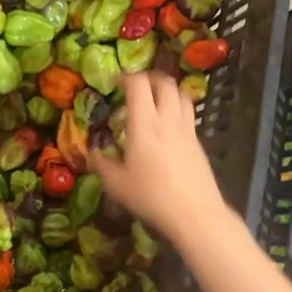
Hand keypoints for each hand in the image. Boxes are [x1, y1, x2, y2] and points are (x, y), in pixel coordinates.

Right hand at [90, 72, 224, 241]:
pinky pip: (188, 114)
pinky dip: (177, 109)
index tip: (116, 82)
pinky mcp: (198, 142)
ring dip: (167, 90)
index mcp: (144, 125)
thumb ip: (102, 165)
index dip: (127, 77)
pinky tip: (167, 126)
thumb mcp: (117, 184)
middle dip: (150, 78)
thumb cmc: (151, 196)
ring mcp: (187, 130)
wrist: (195, 213)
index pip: (139, 85)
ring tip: (155, 100)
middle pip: (165, 83)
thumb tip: (93, 154)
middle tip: (136, 87)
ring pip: (182, 95)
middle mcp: (167, 120)